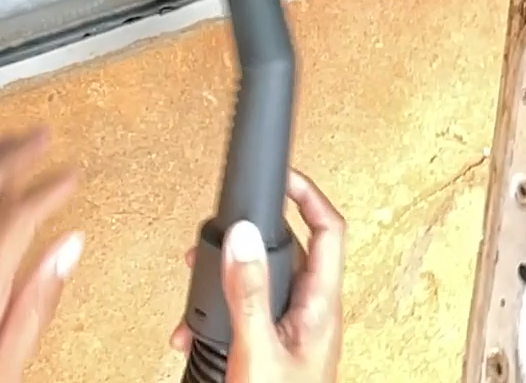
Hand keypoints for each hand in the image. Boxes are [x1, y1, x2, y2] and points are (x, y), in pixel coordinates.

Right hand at [170, 170, 345, 382]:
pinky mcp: (275, 347)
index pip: (328, 229)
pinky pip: (250, 311)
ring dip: (229, 277)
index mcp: (320, 306)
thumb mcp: (257, 349)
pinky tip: (197, 325)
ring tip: (200, 280)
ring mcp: (294, 330)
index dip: (309, 194)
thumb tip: (243, 236)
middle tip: (223, 229)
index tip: (283, 176)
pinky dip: (222, 312)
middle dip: (251, 237)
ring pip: (264, 281)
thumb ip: (249, 293)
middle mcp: (311, 313)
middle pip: (289, 249)